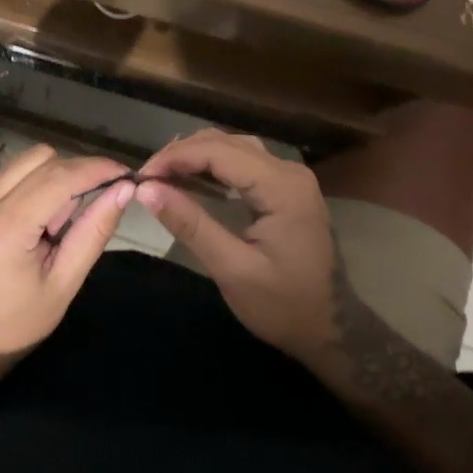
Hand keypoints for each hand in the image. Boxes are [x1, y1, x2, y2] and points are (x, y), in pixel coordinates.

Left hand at [0, 144, 134, 355]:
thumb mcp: (64, 283)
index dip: (97, 169)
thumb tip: (124, 189)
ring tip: (55, 224)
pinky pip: (10, 174)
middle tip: (84, 213)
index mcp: (5, 228)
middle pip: (42, 158)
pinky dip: (33, 186)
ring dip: (53, 178)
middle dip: (75, 174)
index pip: (59, 177)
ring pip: (25, 161)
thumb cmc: (18, 321)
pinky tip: (35, 223)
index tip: (126, 173)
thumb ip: (93, 231)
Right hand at [135, 129, 340, 358]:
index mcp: (281, 187)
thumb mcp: (232, 269)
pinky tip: (189, 180)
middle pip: (224, 143)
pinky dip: (211, 166)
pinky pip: (242, 163)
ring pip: (232, 148)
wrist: (331, 330)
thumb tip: (145, 190)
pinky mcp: (286, 189)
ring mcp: (290, 179)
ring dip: (195, 157)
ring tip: (161, 178)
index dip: (174, 158)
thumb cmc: (284, 305)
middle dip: (181, 155)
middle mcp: (288, 172)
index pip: (217, 151)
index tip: (140, 178)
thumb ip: (190, 224)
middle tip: (146, 180)